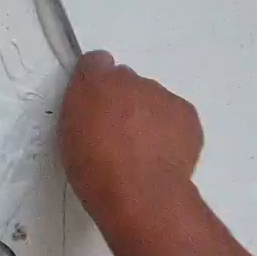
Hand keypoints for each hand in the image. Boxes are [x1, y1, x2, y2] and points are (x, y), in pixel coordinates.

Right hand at [58, 51, 203, 233]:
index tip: (95, 106)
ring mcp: (162, 95)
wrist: (139, 194)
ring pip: (153, 98)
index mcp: (94, 82)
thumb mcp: (70, 136)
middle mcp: (130, 79)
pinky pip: (175, 115)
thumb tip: (98, 95)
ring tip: (143, 151)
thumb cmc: (94, 169)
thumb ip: (82, 106)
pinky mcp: (186, 114)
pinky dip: (170, 129)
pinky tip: (163, 154)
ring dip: (147, 115)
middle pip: (127, 82)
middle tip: (118, 135)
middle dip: (123, 101)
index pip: (96, 62)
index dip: (96, 82)